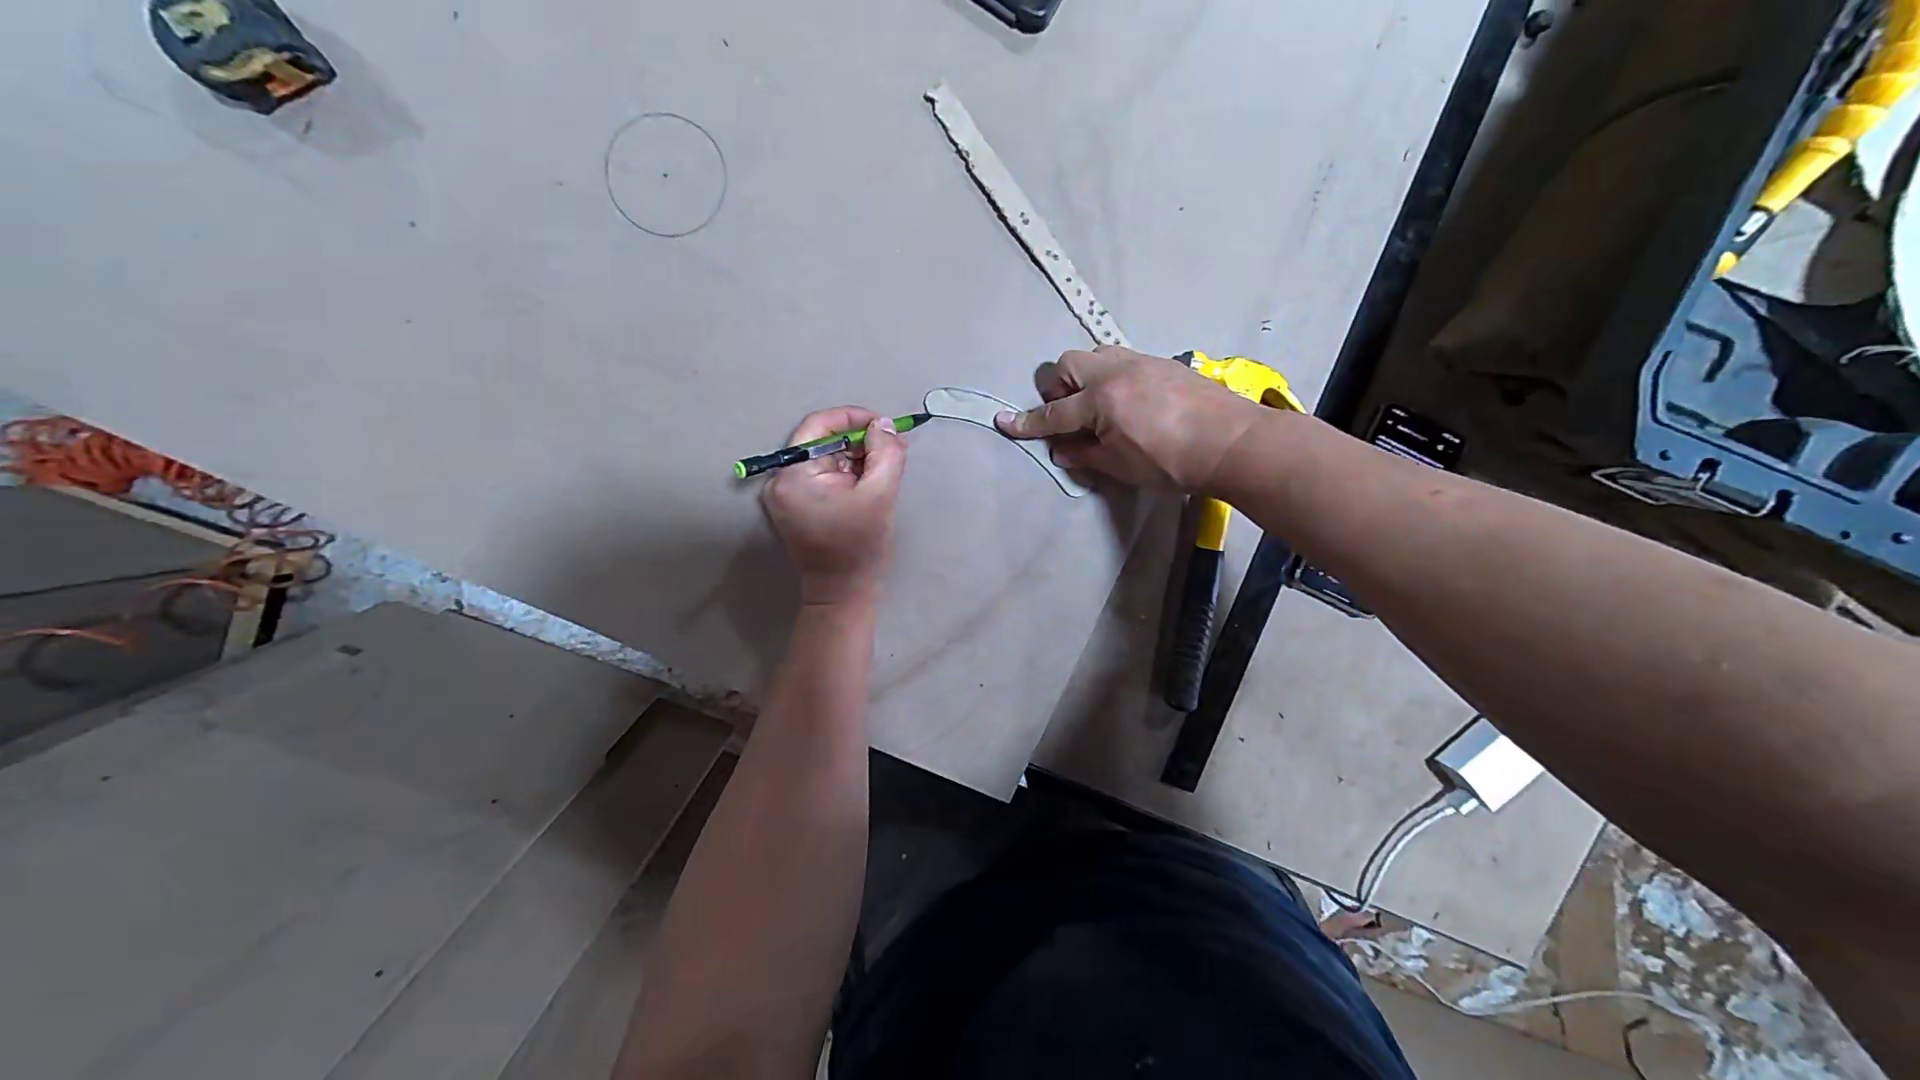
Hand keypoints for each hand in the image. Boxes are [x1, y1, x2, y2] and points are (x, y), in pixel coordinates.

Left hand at [762, 407, 907, 605]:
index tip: (883, 426)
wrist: (843, 592)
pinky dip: (850, 474)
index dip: (853, 418)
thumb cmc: (859, 547)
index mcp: (793, 474)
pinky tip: (872, 483)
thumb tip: (883, 425)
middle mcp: (782, 480)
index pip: (819, 426)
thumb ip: (885, 452)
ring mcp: (788, 494)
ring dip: (858, 459)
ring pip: (827, 459)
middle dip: (861, 442)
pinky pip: (825, 476)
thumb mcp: (880, 493)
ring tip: (887, 469)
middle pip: (823, 442)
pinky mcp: (798, 505)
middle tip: (893, 448)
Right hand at [994, 346, 1262, 491]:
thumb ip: (1085, 454)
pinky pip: (1123, 360)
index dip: (1026, 422)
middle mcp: (1116, 372)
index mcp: (1101, 400)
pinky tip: (1130, 401)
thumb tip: (1061, 448)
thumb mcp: (1121, 466)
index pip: (1053, 414)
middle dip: (1059, 388)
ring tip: (1099, 406)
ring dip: (1086, 376)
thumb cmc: (1173, 462)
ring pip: (1097, 355)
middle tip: (1072, 415)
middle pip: (1068, 363)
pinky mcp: (1163, 363)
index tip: (1002, 422)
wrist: (1233, 442)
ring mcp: (1142, 362)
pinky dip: (1113, 377)